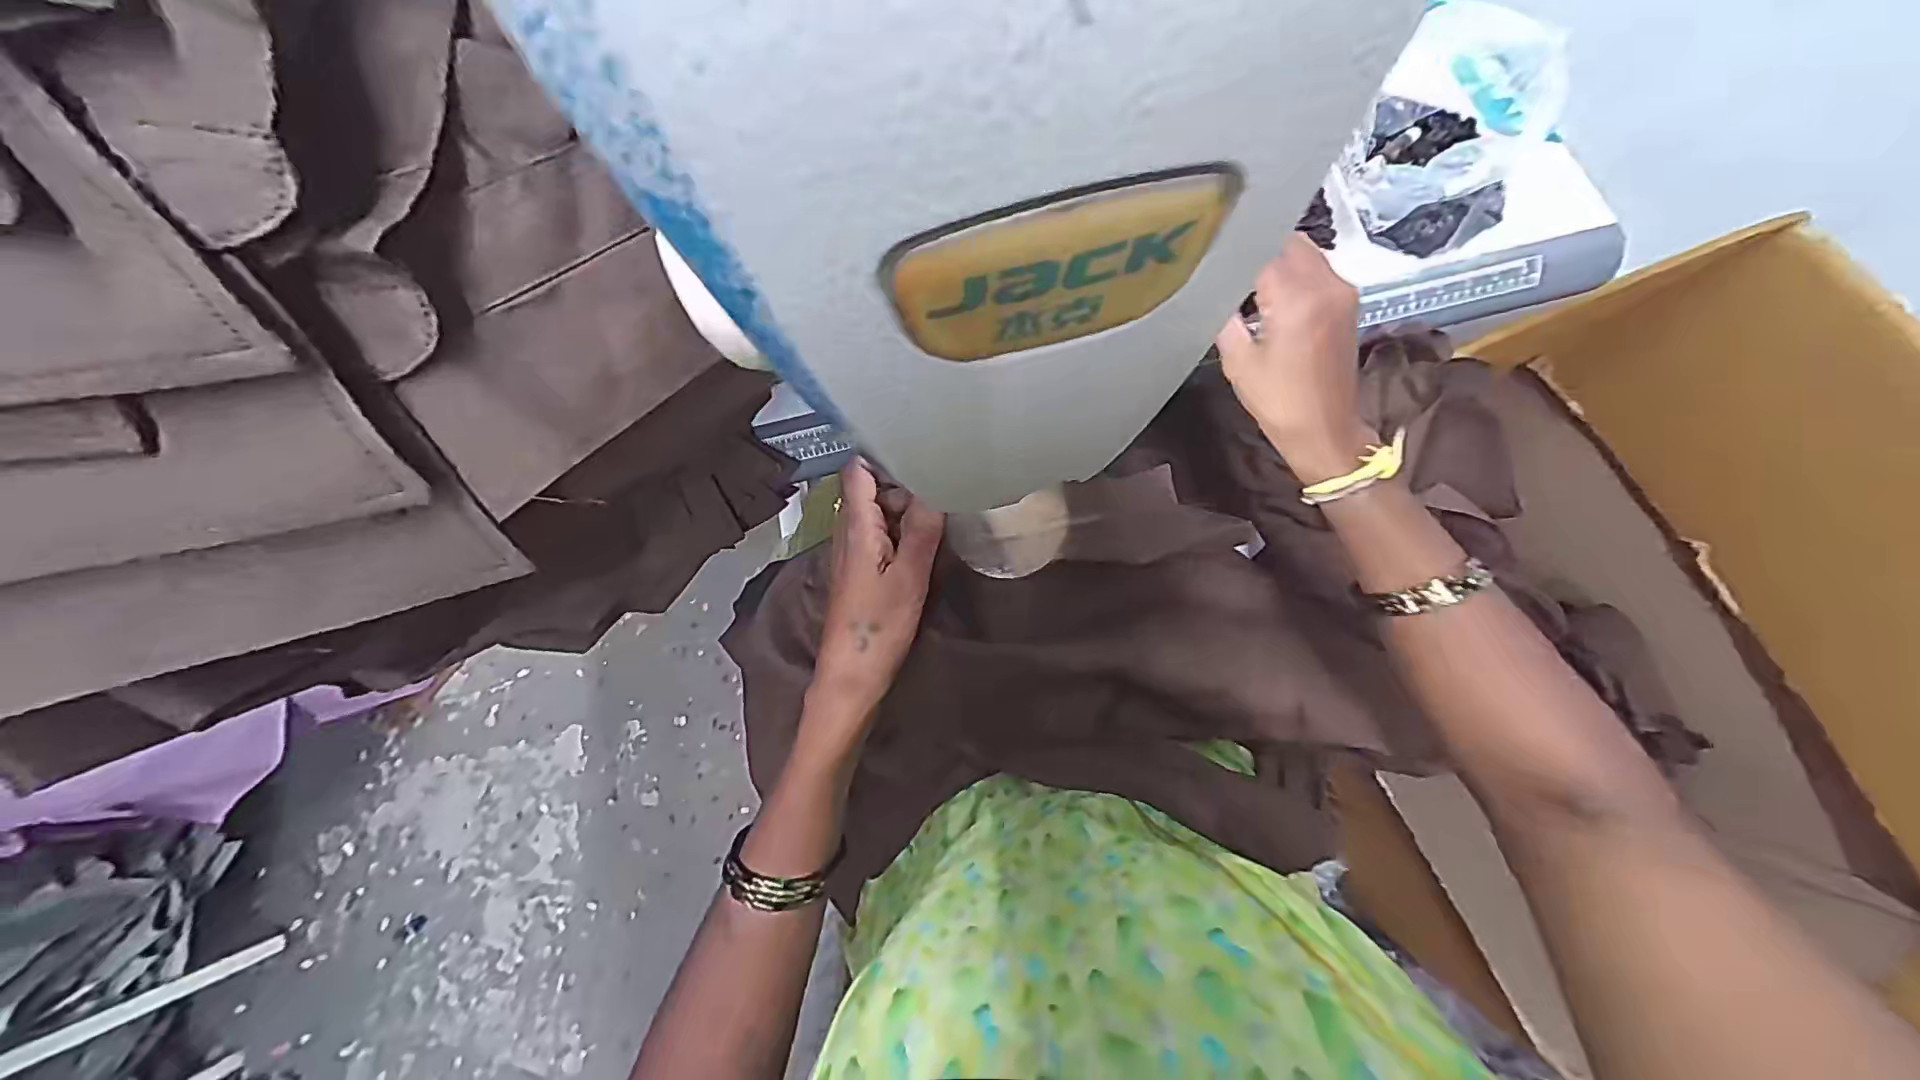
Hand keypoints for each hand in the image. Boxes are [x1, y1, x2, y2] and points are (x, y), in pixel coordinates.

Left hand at [806, 458, 943, 741]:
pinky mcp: (860, 568)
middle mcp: (848, 530)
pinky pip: (880, 534)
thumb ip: (923, 529)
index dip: (884, 453)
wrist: (851, 674)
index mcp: (856, 524)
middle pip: (872, 488)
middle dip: (905, 484)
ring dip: (906, 510)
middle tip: (943, 489)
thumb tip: (937, 484)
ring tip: (940, 512)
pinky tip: (925, 541)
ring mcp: (852, 549)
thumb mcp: (910, 576)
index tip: (920, 448)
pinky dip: (901, 531)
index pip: (859, 469)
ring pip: (879, 512)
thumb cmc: (878, 626)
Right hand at [1214, 235, 1379, 482]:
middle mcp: (1327, 284)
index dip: (1233, 248)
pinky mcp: (1348, 302)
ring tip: (1241, 273)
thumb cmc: (1278, 402)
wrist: (1325, 429)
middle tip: (1222, 258)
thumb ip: (1224, 318)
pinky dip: (1292, 271)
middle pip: (1288, 242)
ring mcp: (1343, 291)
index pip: (1261, 251)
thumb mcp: (1238, 362)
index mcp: (1297, 299)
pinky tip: (1267, 290)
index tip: (1208, 248)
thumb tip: (1210, 291)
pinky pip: (1316, 269)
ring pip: (1305, 252)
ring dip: (1275, 258)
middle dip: (1256, 247)